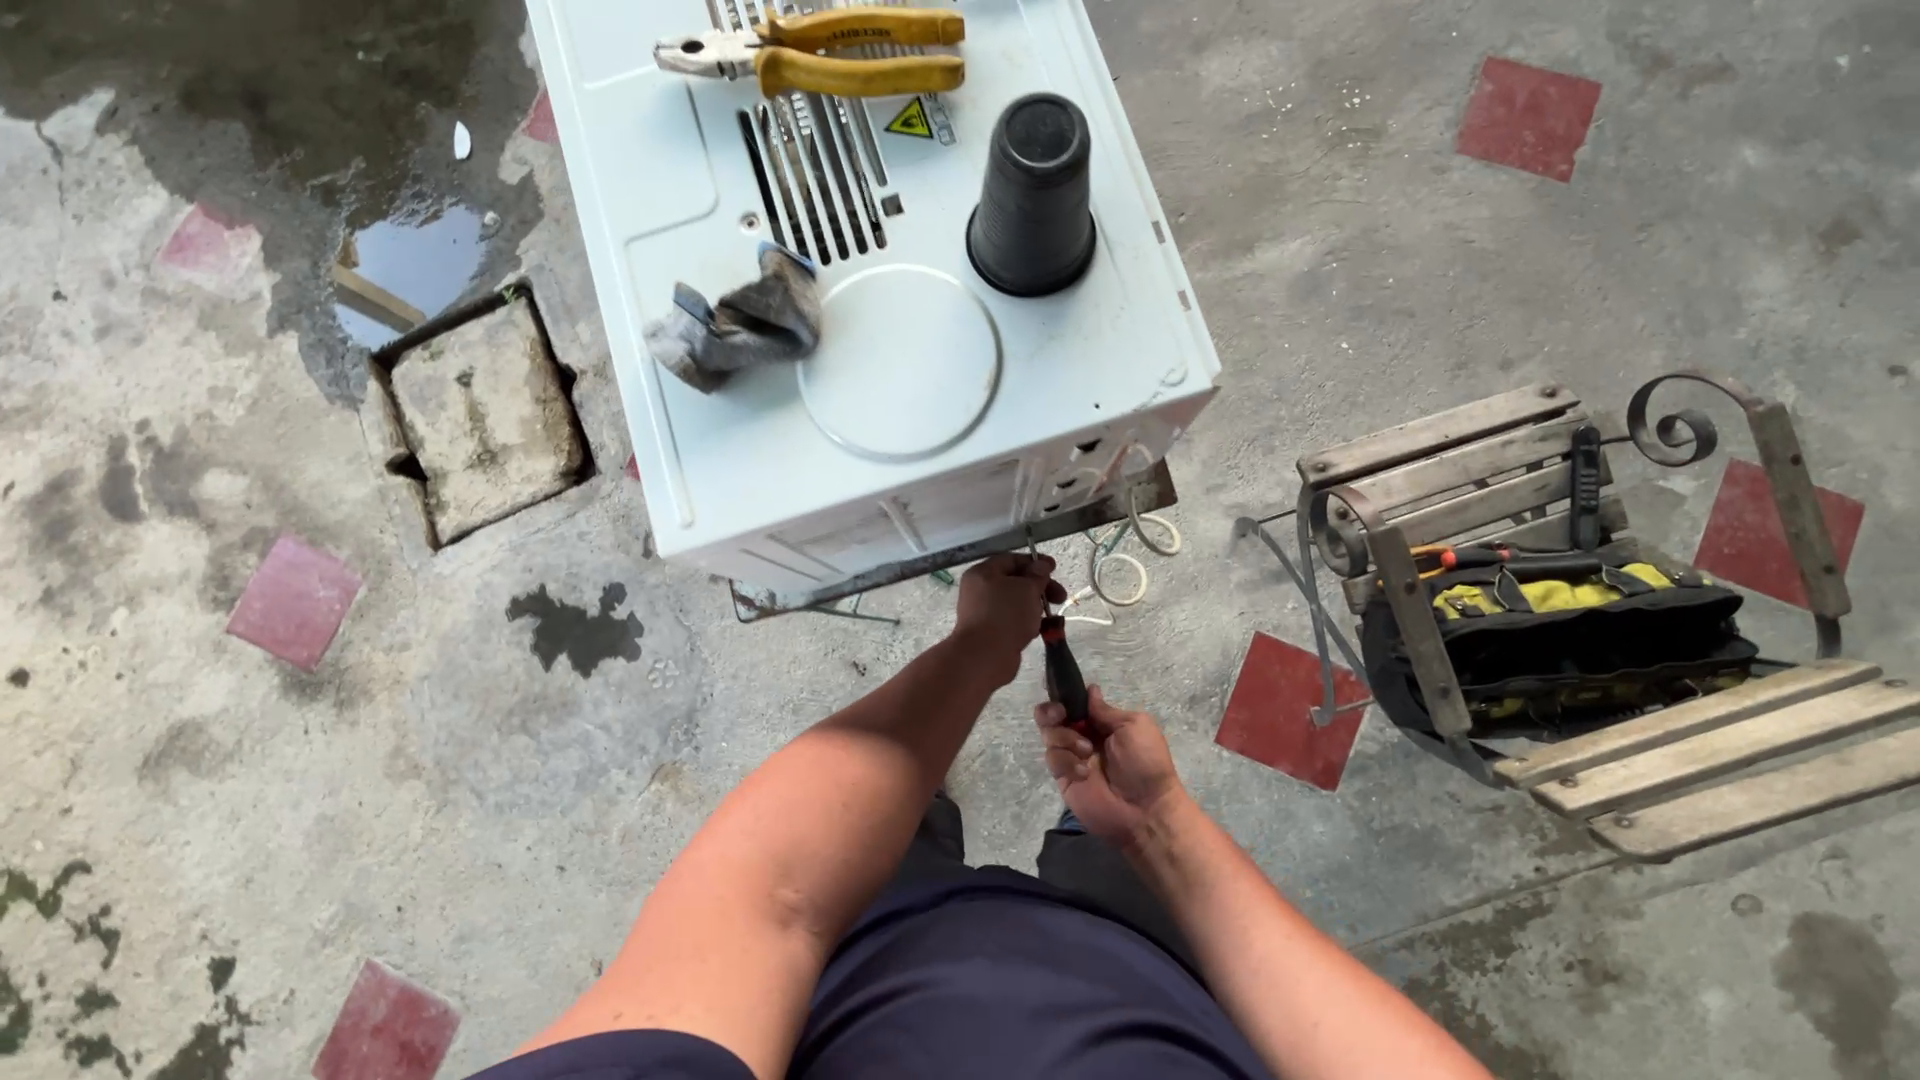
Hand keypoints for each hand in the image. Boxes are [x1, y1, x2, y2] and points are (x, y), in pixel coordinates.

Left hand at [951, 553, 1065, 685]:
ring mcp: (983, 613)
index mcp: (982, 573)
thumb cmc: (1006, 615)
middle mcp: (979, 590)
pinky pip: (1012, 621)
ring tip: (1049, 617)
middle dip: (1040, 588)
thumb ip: (1037, 575)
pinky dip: (1026, 622)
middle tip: (1060, 596)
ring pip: (1015, 603)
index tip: (1054, 569)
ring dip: (1035, 606)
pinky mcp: (990, 632)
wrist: (985, 656)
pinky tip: (1039, 630)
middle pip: (1015, 582)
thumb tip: (1040, 566)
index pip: (1011, 560)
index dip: (1035, 562)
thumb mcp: (1027, 588)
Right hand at [1034, 685, 1185, 848]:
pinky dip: (1066, 761)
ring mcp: (1071, 757)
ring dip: (1065, 737)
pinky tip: (1084, 773)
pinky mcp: (1063, 777)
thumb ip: (1106, 710)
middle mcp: (1082, 736)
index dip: (1065, 696)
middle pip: (1052, 715)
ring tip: (1086, 751)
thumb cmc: (1146, 763)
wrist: (1145, 809)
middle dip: (1051, 711)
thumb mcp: (1135, 725)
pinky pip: (1053, 758)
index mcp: (1101, 723)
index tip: (1064, 696)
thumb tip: (1091, 689)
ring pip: (1049, 734)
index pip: (1075, 703)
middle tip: (1061, 715)